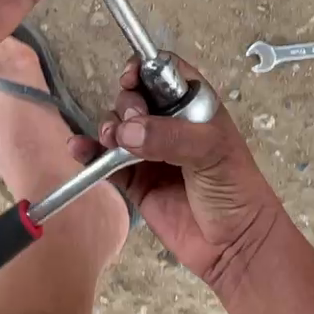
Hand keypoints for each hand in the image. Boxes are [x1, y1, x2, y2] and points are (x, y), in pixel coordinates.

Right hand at [69, 59, 284, 290]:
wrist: (235, 245)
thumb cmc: (235, 186)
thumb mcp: (211, 150)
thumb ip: (170, 136)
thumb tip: (127, 130)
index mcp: (192, 104)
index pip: (163, 72)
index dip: (144, 68)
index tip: (129, 78)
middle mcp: (169, 122)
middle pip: (135, 96)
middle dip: (127, 104)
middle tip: (133, 122)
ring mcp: (150, 151)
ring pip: (119, 126)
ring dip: (108, 126)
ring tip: (112, 140)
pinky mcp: (135, 180)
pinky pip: (106, 162)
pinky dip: (90, 153)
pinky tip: (78, 149)